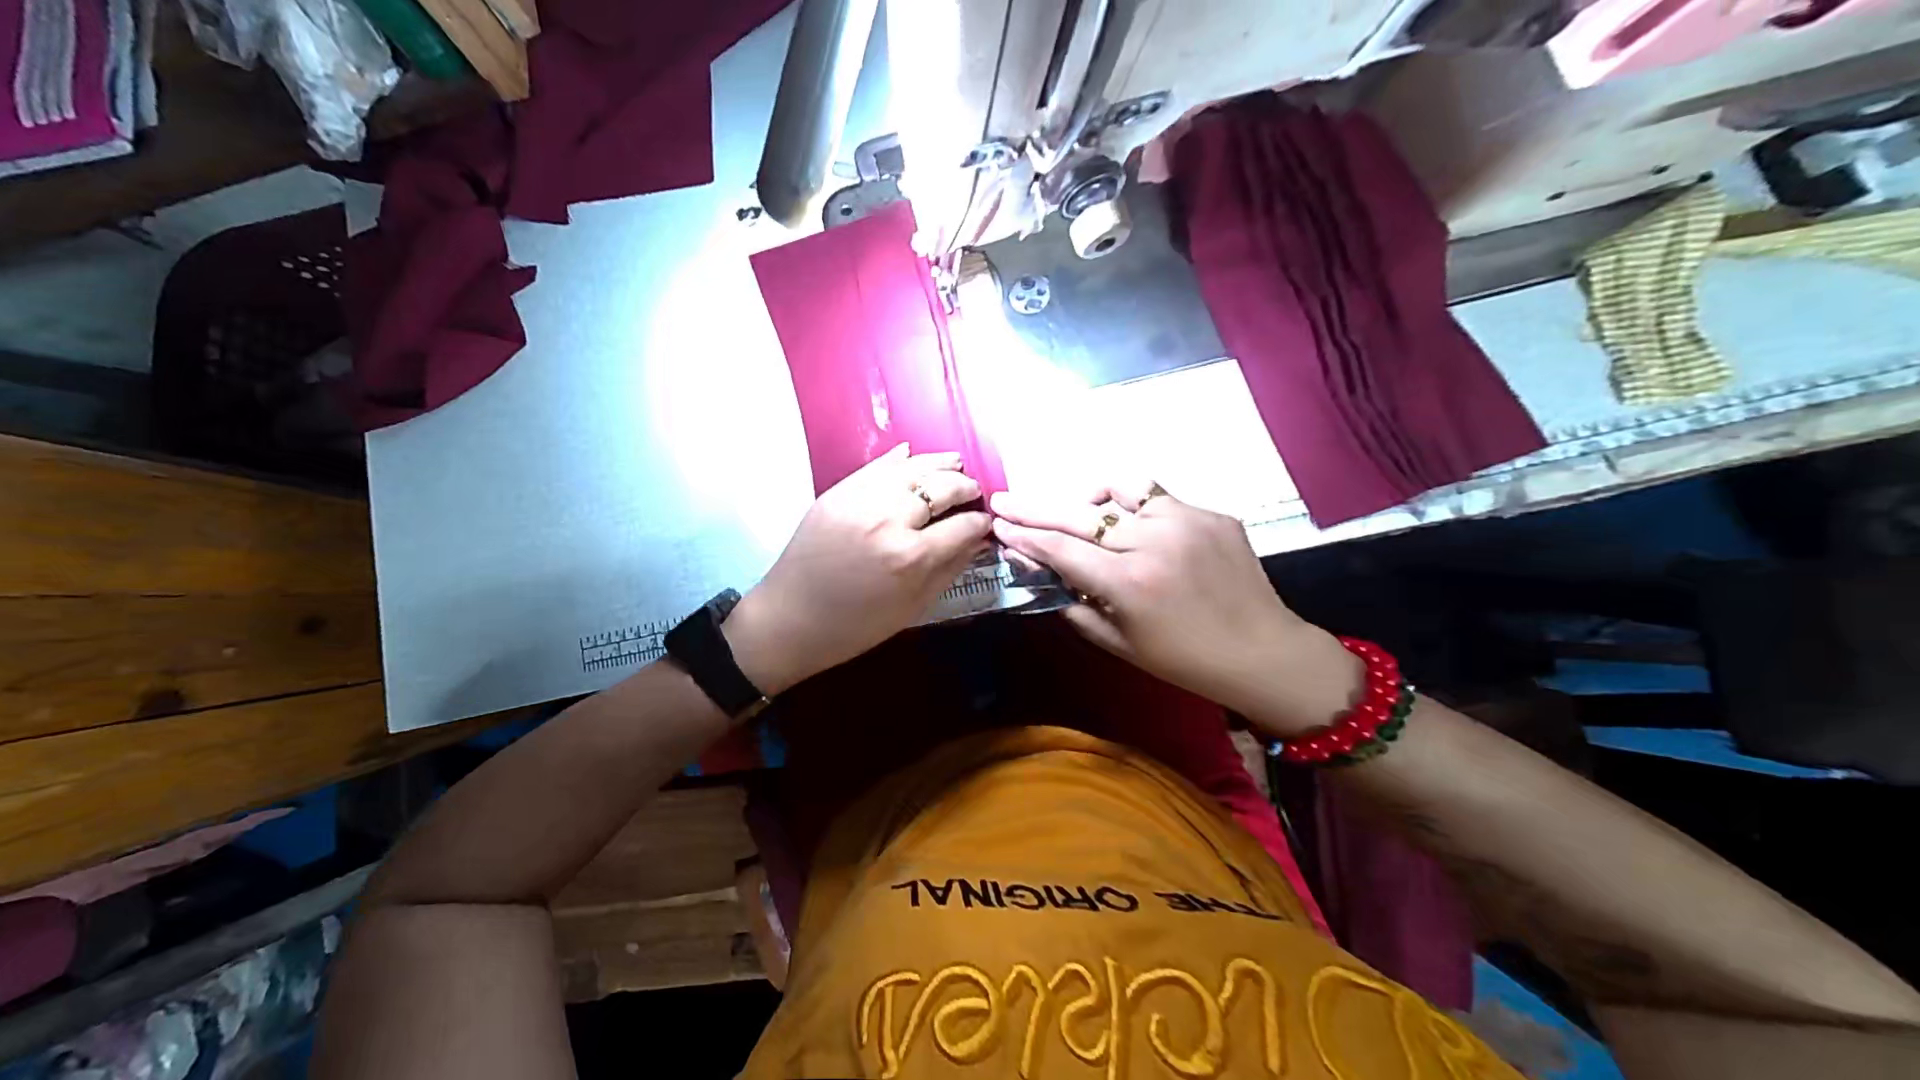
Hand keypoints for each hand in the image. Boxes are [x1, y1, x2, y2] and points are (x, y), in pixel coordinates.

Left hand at [723, 444, 989, 696]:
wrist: (790, 619)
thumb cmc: (855, 626)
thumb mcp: (913, 606)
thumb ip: (950, 568)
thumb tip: (977, 540)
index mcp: (911, 556)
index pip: (963, 526)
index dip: (981, 522)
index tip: (987, 522)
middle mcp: (889, 519)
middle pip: (942, 488)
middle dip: (965, 488)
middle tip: (974, 493)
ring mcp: (860, 500)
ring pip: (912, 468)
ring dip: (939, 465)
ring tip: (955, 465)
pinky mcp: (837, 492)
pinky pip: (877, 466)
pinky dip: (900, 460)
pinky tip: (915, 457)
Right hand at [990, 483, 1361, 734]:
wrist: (1261, 651)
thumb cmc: (1182, 659)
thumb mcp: (1117, 642)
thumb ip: (1072, 602)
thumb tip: (1037, 568)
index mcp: (1129, 583)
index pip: (1061, 548)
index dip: (1024, 536)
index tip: (998, 524)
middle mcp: (1154, 542)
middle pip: (1079, 514)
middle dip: (1035, 507)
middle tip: (1006, 499)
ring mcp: (1187, 521)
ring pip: (1120, 490)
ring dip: (1090, 499)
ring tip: (1079, 508)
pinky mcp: (1212, 513)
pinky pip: (1159, 498)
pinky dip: (1135, 507)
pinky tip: (1134, 525)